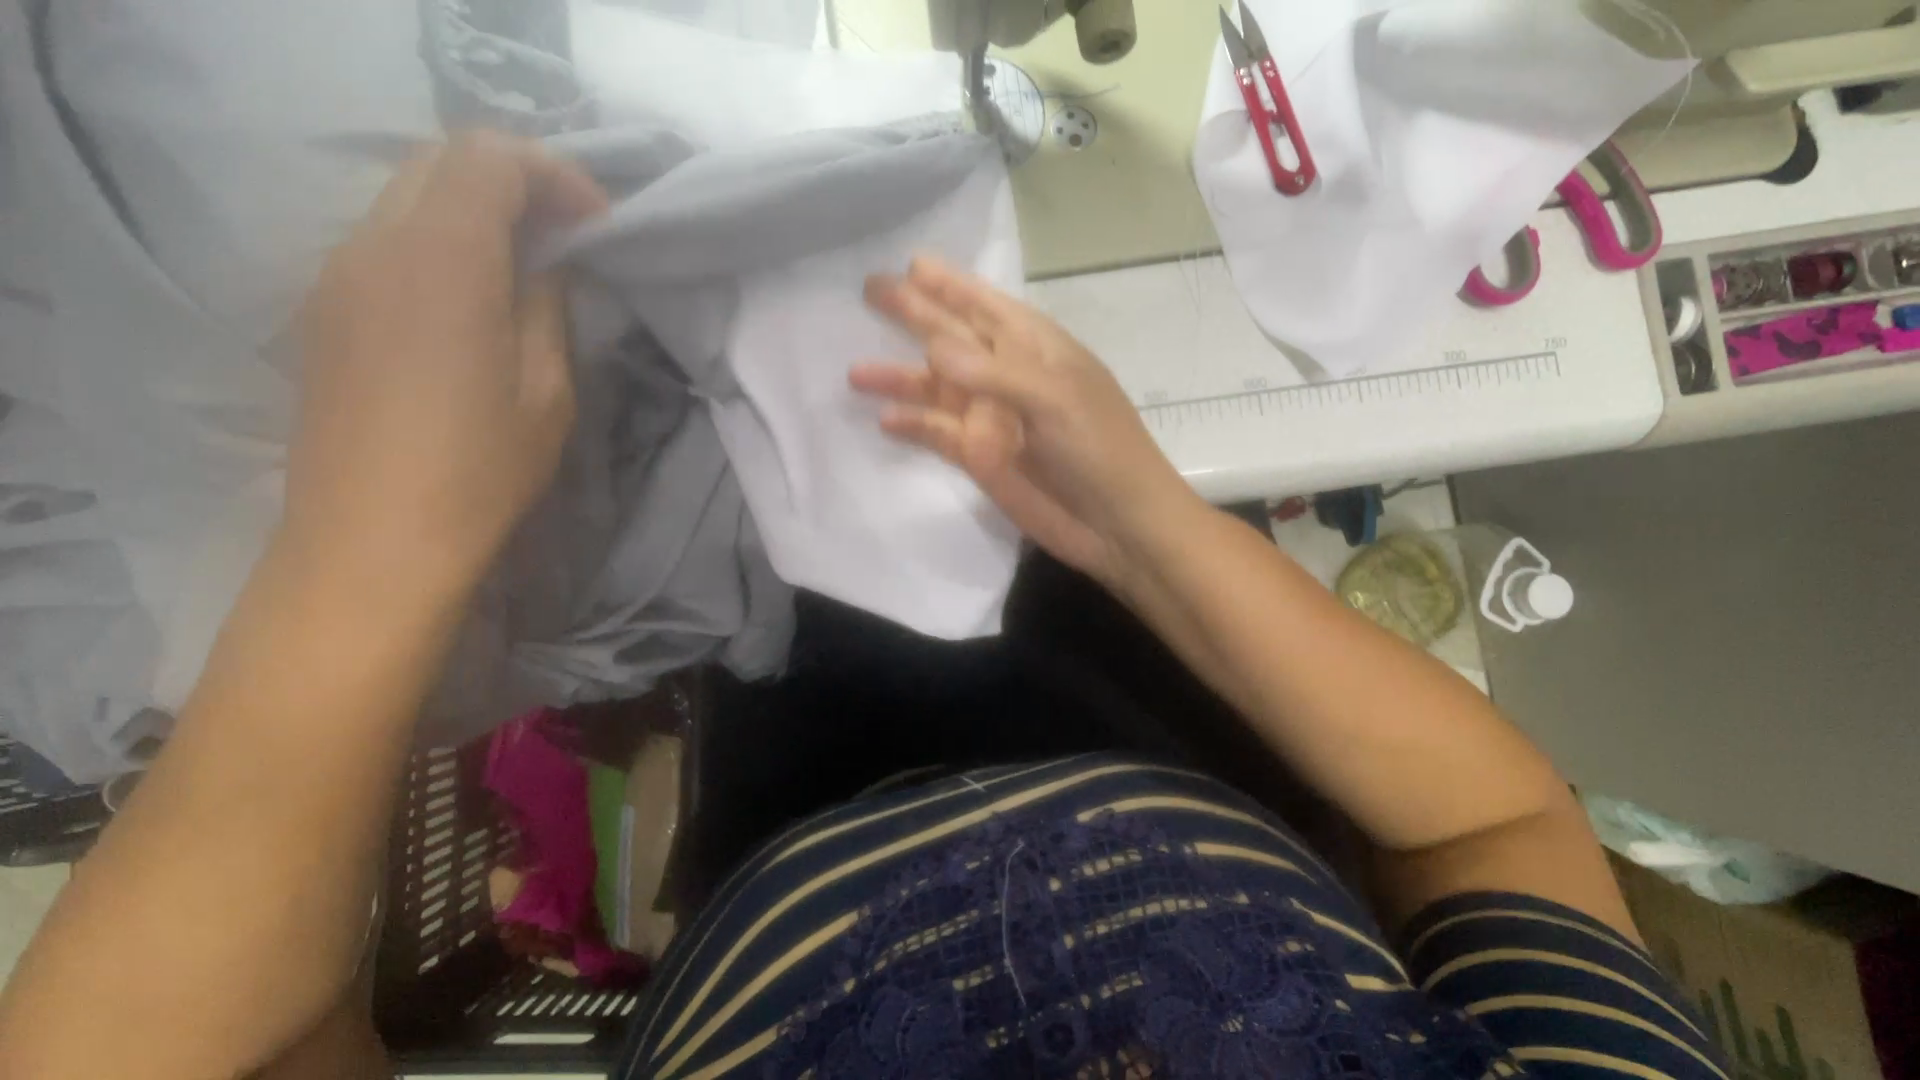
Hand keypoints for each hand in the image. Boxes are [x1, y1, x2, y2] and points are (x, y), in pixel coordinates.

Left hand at [285, 133, 608, 596]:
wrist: (372, 542)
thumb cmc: (478, 473)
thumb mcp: (546, 391)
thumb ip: (547, 305)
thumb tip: (549, 264)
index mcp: (442, 259)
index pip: (491, 158)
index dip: (555, 174)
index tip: (598, 224)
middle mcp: (376, 245)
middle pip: (442, 160)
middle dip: (515, 181)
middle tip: (568, 234)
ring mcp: (338, 273)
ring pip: (409, 194)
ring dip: (474, 209)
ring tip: (526, 263)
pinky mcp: (325, 308)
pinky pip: (385, 237)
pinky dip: (438, 239)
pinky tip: (473, 295)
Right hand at [854, 256, 1204, 591]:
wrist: (1118, 524)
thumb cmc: (1100, 448)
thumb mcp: (1055, 399)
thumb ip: (995, 372)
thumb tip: (934, 347)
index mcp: (1037, 349)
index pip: (986, 306)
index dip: (951, 285)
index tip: (911, 264)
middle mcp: (1009, 376)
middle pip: (953, 338)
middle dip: (915, 315)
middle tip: (869, 290)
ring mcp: (992, 418)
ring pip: (937, 388)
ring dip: (900, 377)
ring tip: (855, 371)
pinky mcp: (980, 458)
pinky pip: (938, 434)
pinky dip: (913, 425)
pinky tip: (884, 418)